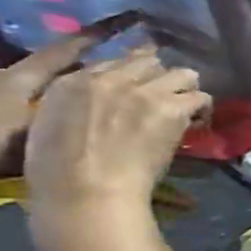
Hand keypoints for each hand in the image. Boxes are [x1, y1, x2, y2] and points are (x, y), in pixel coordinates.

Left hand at [0, 20, 128, 185]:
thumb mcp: (35, 136)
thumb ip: (70, 115)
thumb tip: (109, 101)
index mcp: (20, 77)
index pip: (66, 50)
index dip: (95, 36)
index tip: (123, 21)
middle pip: (48, 65)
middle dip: (79, 66)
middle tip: (109, 74)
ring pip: (26, 81)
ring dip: (52, 86)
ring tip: (74, 99)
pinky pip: (6, 94)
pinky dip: (27, 100)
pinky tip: (33, 116)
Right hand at [24, 46, 209, 210]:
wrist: (87, 188)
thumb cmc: (57, 171)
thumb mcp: (48, 125)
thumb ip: (75, 105)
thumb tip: (100, 106)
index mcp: (72, 82)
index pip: (112, 62)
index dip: (131, 74)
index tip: (139, 87)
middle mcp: (110, 79)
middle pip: (149, 62)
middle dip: (159, 77)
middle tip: (164, 98)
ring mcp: (144, 92)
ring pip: (182, 73)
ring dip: (186, 88)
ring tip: (185, 107)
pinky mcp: (171, 109)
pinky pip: (200, 98)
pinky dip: (203, 109)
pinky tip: (199, 122)